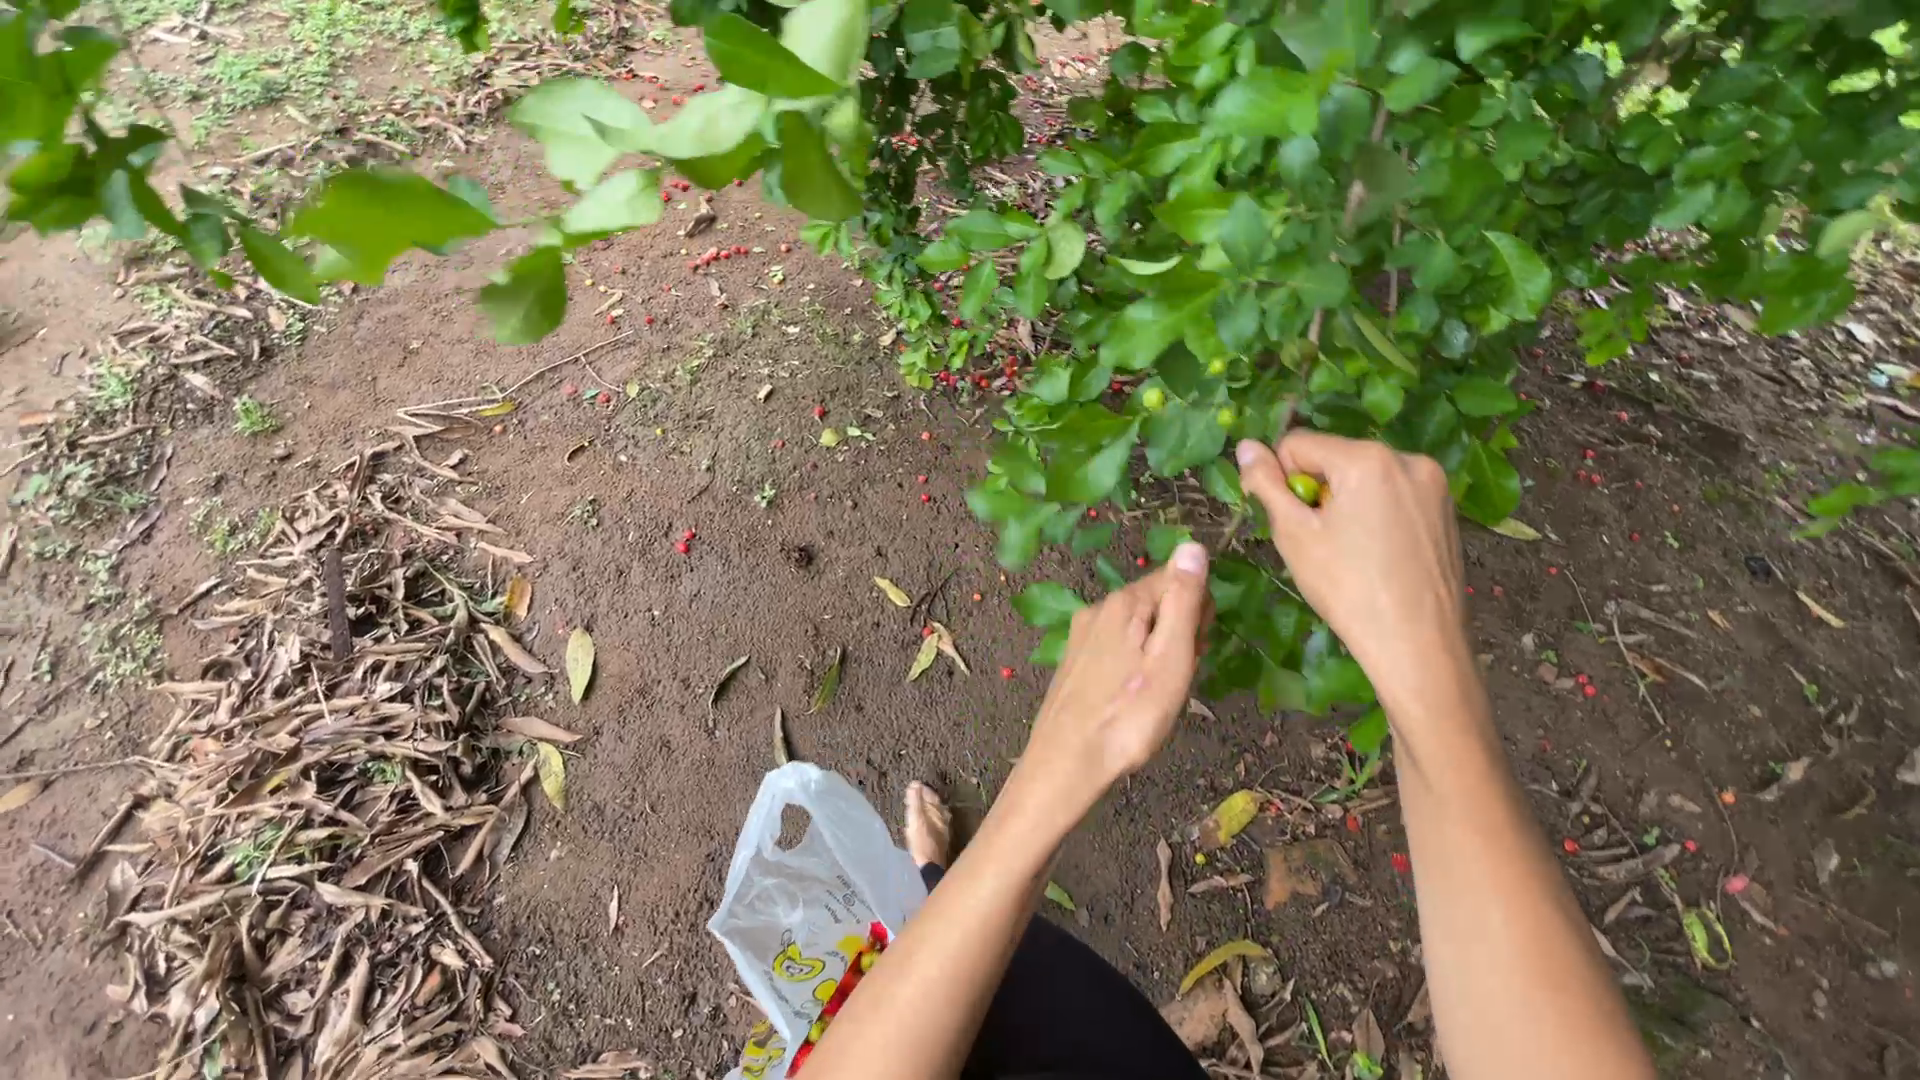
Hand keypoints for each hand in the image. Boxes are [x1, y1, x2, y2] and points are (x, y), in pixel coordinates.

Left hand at [1018, 544, 1211, 809]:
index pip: (1178, 577)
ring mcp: (1082, 636)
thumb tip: (1193, 546)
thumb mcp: (1171, 656)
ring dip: (1159, 652)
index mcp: (1123, 602)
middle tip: (1176, 678)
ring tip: (1156, 695)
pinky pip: (1119, 648)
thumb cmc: (1130, 714)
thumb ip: (1183, 600)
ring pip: (1139, 628)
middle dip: (1180, 632)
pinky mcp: (1075, 661)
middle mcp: (1098, 609)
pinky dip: (1136, 665)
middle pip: (1158, 602)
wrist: (1067, 762)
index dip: (1199, 612)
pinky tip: (1132, 698)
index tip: (1197, 649)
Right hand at [1235, 433, 1468, 709]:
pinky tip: (1377, 554)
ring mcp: (1433, 483)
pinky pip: (1393, 495)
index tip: (1292, 523)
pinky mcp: (1446, 508)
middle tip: (1320, 542)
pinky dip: (1375, 514)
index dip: (1282, 481)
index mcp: (1367, 458)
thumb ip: (1266, 483)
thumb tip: (1246, 446)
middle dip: (1317, 491)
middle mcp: (1407, 458)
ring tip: (1350, 551)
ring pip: (1363, 477)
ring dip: (1345, 502)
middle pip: (1334, 458)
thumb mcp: (1294, 534)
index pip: (1297, 444)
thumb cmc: (1346, 587)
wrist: (1417, 643)